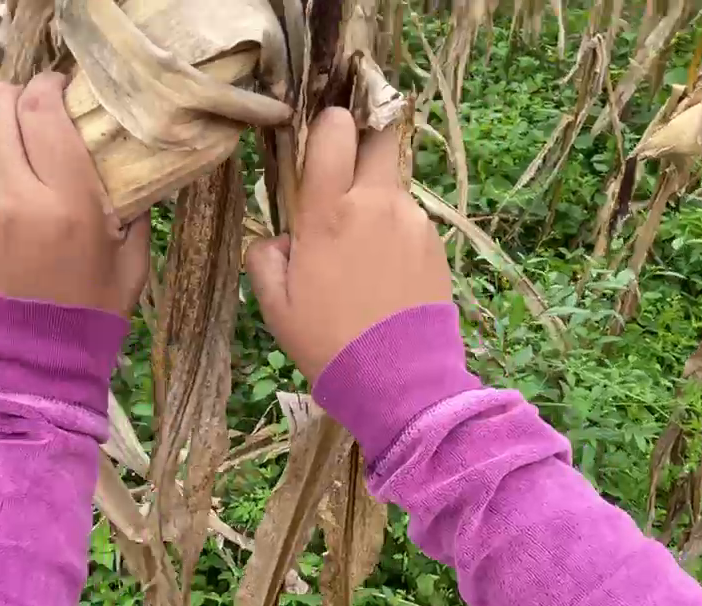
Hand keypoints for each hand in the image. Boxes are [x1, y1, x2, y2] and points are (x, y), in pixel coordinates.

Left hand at [0, 74, 149, 315]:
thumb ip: (133, 208)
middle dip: (20, 97)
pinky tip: (4, 180)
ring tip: (19, 145)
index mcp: (68, 205)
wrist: (40, 360)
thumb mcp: (131, 263)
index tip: (63, 91)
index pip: (44, 109)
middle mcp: (16, 196)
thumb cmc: (95, 314)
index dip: (52, 86)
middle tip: (39, 113)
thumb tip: (128, 164)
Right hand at [246, 109, 453, 382]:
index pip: (335, 127)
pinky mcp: (436, 244)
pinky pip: (410, 223)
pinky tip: (388, 279)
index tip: (321, 146)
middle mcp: (375, 203)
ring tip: (365, 260)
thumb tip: (280, 239)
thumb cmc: (327, 344)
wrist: (397, 382)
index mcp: (328, 212)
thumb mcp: (276, 308)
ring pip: (393, 186)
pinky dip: (396, 236)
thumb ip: (265, 259)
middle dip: (364, 140)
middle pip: (380, 133)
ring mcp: (412, 221)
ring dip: (376, 203)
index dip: (328, 127)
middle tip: (347, 178)